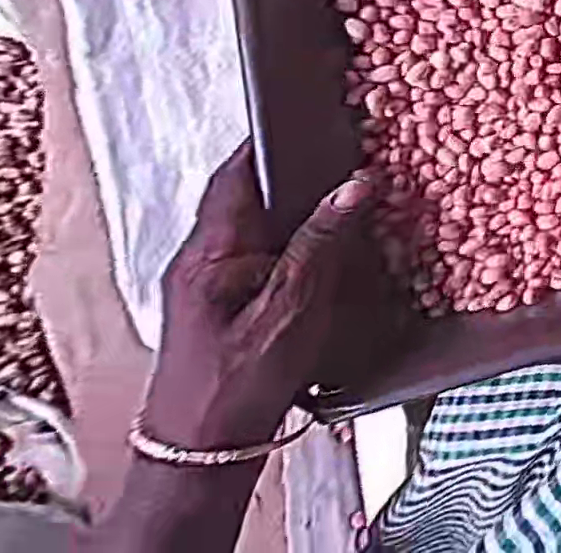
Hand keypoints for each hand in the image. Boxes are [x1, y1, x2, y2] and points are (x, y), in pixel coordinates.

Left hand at [142, 142, 387, 448]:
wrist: (203, 447)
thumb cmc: (242, 378)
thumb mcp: (290, 308)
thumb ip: (320, 243)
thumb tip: (357, 183)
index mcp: (211, 252)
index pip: (234, 177)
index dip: (267, 142)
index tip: (308, 114)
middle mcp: (205, 255)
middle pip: (245, 190)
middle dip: (290, 163)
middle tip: (343, 141)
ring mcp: (213, 275)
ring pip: (256, 216)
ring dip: (295, 195)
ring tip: (345, 175)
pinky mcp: (228, 291)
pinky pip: (264, 240)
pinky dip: (295, 224)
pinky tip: (329, 228)